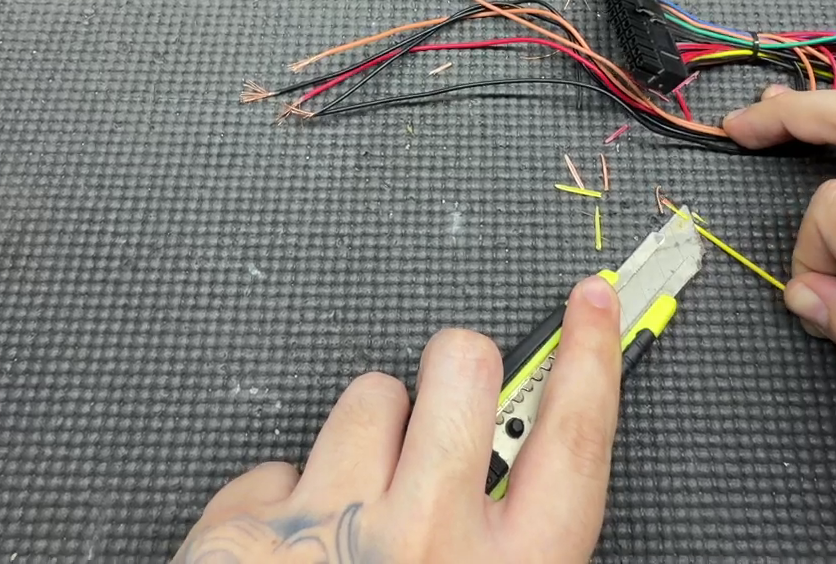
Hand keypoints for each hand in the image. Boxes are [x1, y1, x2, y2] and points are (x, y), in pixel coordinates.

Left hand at [172, 276, 621, 563]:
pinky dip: (287, 498)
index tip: (594, 298)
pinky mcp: (242, 531)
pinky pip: (282, 460)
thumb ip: (521, 554)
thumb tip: (541, 494)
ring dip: (367, 442)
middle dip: (458, 373)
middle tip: (440, 422)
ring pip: (370, 393)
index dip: (592, 356)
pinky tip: (284, 563)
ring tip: (357, 515)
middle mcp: (425, 545)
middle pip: (465, 364)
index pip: (574, 440)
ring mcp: (329, 529)